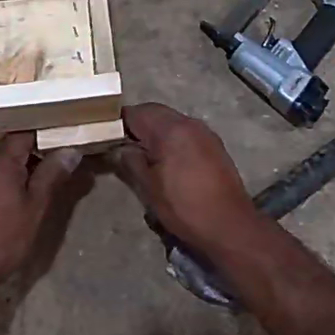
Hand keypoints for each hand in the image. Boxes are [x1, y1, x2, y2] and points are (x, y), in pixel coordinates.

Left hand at [0, 132, 82, 298]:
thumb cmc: (4, 238)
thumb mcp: (36, 206)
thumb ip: (53, 174)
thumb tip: (71, 151)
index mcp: (0, 161)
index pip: (26, 134)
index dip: (47, 138)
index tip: (66, 146)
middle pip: (13, 146)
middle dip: (36, 153)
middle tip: (58, 167)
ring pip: (2, 160)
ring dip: (22, 167)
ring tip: (42, 183)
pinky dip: (7, 178)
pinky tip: (19, 196)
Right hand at [108, 103, 266, 257]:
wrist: (228, 223)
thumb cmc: (184, 207)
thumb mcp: (150, 188)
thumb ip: (132, 162)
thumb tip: (120, 148)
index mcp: (170, 130)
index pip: (138, 112)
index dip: (120, 121)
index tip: (106, 133)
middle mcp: (189, 123)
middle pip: (156, 112)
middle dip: (138, 123)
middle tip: (122, 143)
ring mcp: (204, 131)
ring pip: (173, 120)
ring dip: (156, 129)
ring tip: (143, 152)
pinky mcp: (214, 143)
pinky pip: (186, 130)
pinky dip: (172, 137)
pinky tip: (166, 157)